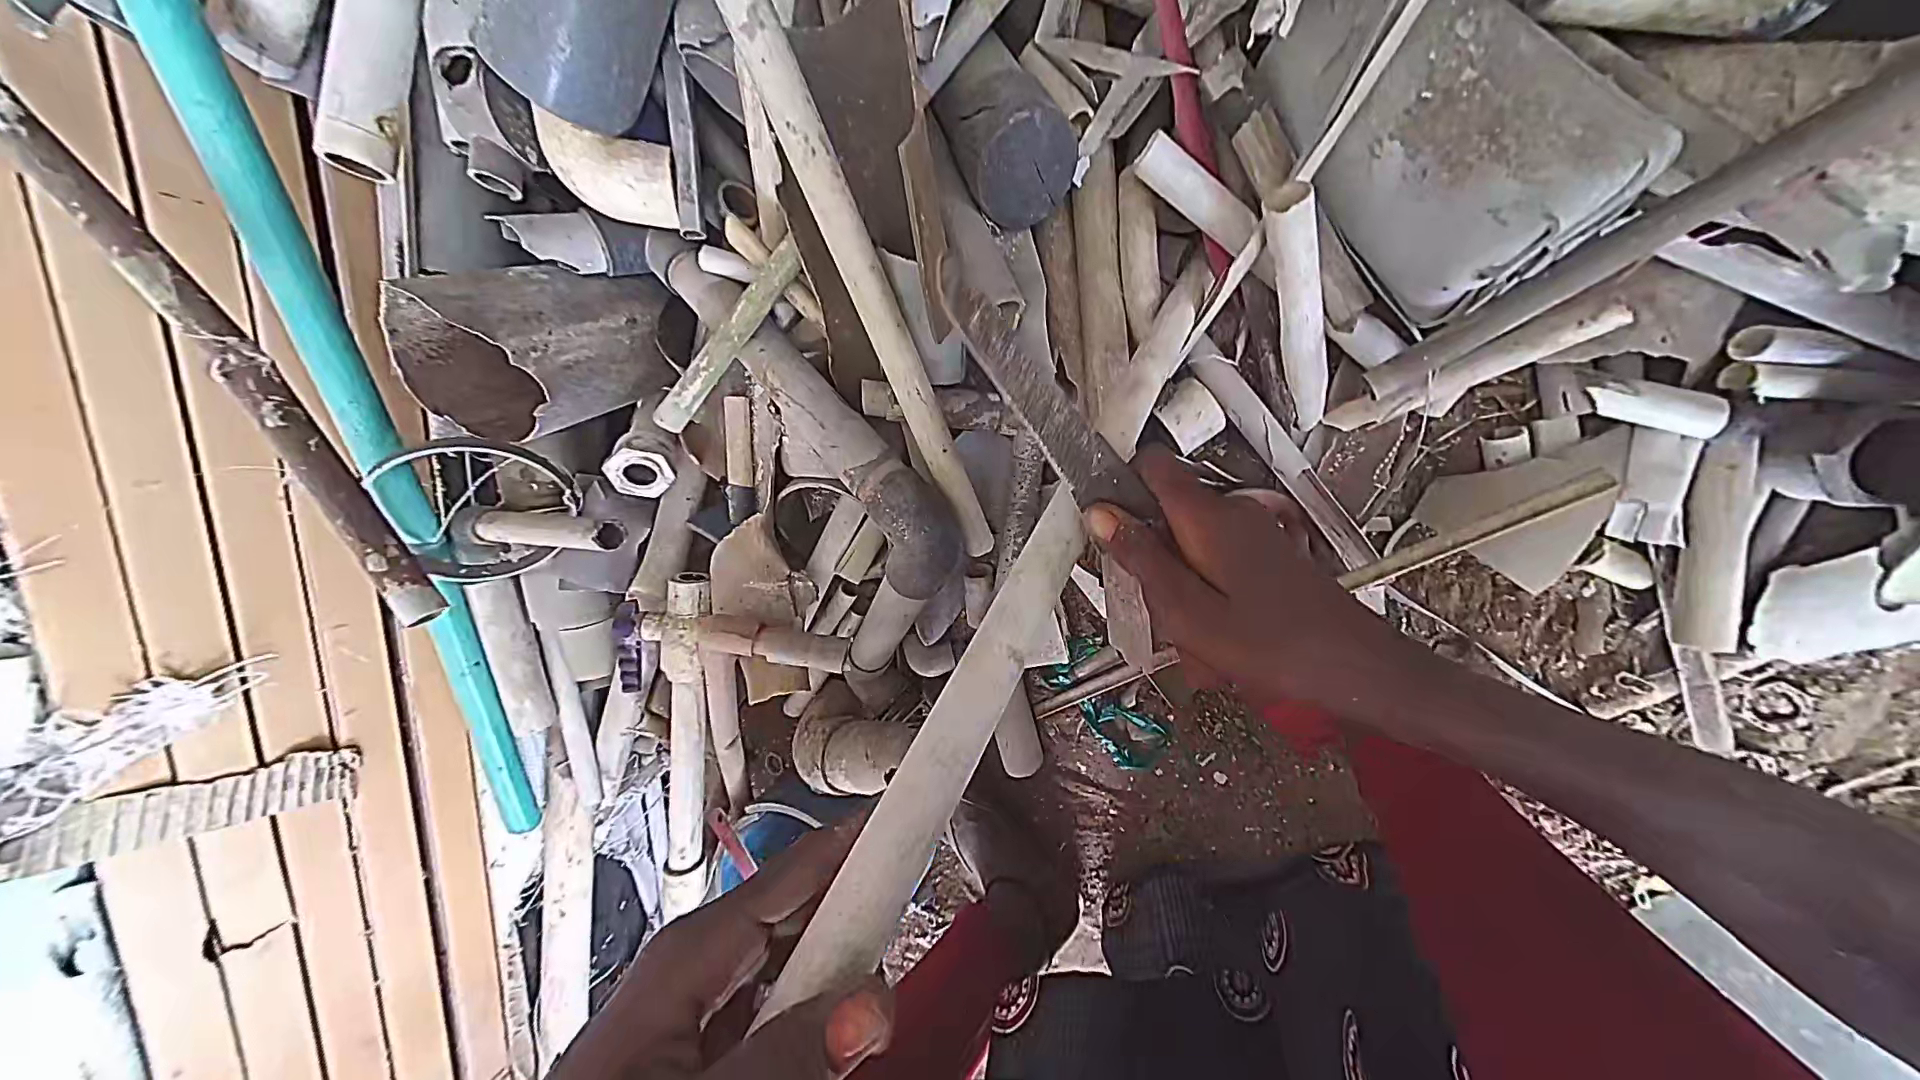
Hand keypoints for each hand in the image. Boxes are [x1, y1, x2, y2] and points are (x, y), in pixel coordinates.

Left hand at [550, 810, 891, 1079]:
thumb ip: (788, 1053)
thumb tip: (868, 1005)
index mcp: (689, 950)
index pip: (798, 867)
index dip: (859, 839)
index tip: (909, 824)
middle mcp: (698, 958)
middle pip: (804, 911)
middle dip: (855, 930)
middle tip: (890, 972)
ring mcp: (702, 996)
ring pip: (797, 959)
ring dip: (836, 982)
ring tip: (853, 1028)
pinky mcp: (706, 1034)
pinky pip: (779, 999)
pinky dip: (812, 1012)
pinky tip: (822, 1046)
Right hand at [1084, 445, 1432, 723]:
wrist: (1352, 668)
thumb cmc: (1272, 644)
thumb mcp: (1185, 609)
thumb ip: (1140, 557)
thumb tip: (1100, 515)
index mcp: (1206, 516)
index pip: (1152, 465)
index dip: (1121, 485)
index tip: (1105, 523)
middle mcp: (1231, 511)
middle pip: (1164, 510)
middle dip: (1147, 551)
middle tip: (1153, 601)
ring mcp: (1250, 530)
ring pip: (1185, 540)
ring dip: (1174, 578)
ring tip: (1188, 627)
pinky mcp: (1262, 551)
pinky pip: (1211, 557)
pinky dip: (1200, 588)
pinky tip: (1213, 631)